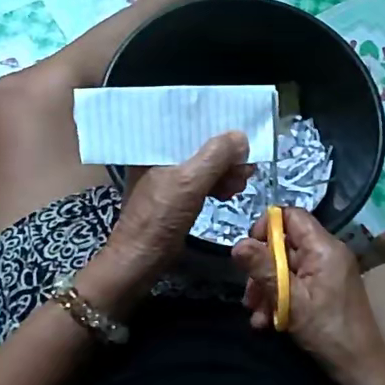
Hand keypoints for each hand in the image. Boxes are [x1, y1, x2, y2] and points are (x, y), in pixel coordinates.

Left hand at [107, 131, 252, 266]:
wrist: (139, 262)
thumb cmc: (159, 218)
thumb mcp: (189, 182)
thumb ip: (216, 156)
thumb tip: (241, 137)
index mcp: (153, 145)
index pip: (188, 122)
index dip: (217, 126)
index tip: (241, 137)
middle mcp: (159, 156)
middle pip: (200, 144)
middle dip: (226, 154)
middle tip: (246, 167)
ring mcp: (167, 176)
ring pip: (204, 164)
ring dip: (226, 170)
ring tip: (240, 183)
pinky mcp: (175, 195)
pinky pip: (202, 180)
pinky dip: (218, 184)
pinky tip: (229, 192)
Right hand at [230, 207, 384, 384]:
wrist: (360, 368)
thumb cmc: (328, 331)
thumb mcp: (290, 300)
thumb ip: (265, 270)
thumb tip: (238, 244)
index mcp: (324, 247)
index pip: (292, 215)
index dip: (266, 227)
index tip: (249, 251)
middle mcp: (327, 253)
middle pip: (285, 244)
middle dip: (262, 269)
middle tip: (250, 296)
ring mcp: (327, 273)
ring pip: (287, 268)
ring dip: (267, 289)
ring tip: (257, 315)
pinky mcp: (326, 290)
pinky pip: (296, 284)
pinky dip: (280, 299)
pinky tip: (268, 322)